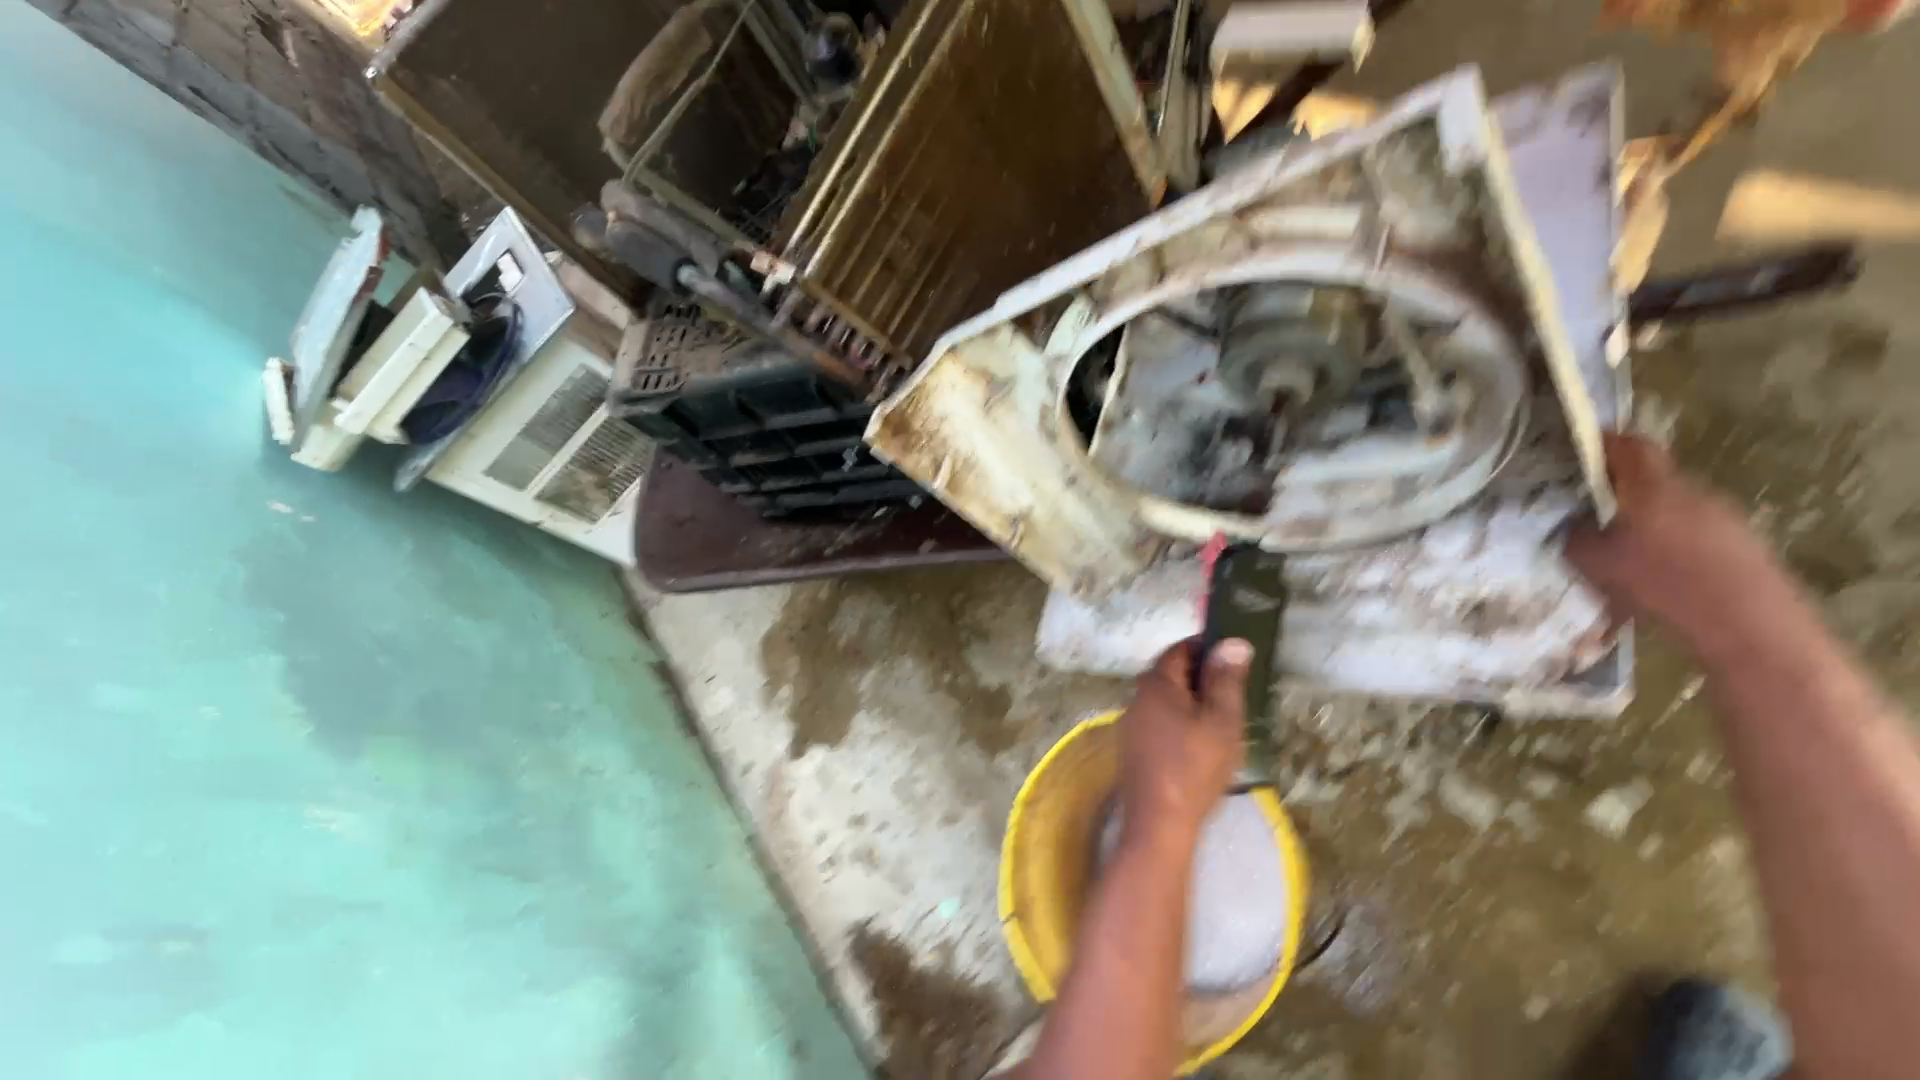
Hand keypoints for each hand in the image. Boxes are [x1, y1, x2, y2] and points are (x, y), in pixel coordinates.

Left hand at [1116, 638, 1251, 843]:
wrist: (1158, 823)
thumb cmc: (1194, 767)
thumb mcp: (1221, 720)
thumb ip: (1226, 680)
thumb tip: (1232, 642)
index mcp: (1155, 684)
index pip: (1178, 649)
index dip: (1205, 647)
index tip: (1232, 657)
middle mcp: (1136, 698)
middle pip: (1168, 674)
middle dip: (1199, 675)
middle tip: (1231, 689)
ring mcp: (1130, 725)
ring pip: (1162, 700)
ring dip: (1188, 700)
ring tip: (1220, 717)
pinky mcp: (1132, 749)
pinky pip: (1157, 722)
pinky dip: (1177, 722)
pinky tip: (1198, 743)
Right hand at [1565, 432, 1794, 646]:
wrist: (1747, 621)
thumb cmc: (1662, 582)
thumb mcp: (1596, 561)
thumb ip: (1575, 534)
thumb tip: (1571, 522)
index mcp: (1653, 485)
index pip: (1628, 444)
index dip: (1602, 443)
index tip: (1578, 453)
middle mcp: (1691, 489)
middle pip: (1651, 475)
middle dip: (1621, 486)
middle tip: (1592, 508)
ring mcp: (1723, 513)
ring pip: (1673, 503)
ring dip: (1648, 516)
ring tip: (1626, 547)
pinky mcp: (1741, 539)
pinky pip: (1695, 527)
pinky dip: (1672, 539)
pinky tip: (1662, 570)